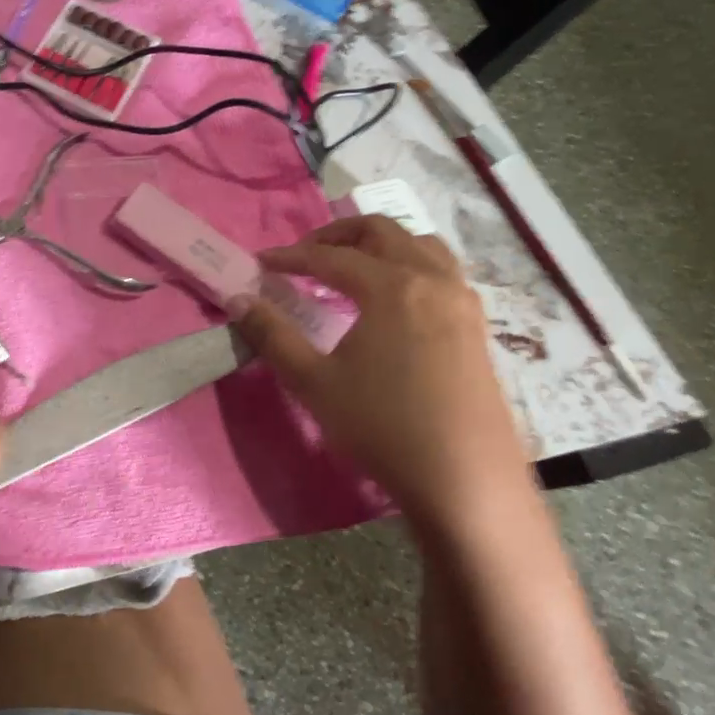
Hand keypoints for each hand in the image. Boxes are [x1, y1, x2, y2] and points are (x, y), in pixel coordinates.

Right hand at [231, 215, 528, 528]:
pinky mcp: (476, 328)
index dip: (289, 257)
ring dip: (379, 247)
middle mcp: (433, 281)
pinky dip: (407, 268)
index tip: (258, 264)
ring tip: (347, 273)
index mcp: (392, 288)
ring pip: (420, 246)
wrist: (464, 482)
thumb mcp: (312, 382)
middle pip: (382, 232)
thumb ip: (272, 334)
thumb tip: (238, 299)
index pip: (330, 256)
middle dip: (336, 236)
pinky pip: (441, 274)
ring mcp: (462, 303)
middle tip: (303, 258)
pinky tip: (387, 305)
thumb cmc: (382, 426)